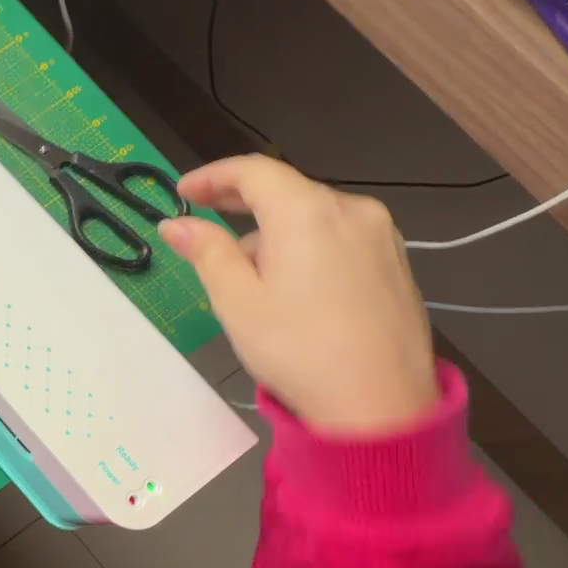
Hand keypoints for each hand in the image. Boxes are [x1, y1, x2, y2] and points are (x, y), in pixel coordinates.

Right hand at [159, 155, 439, 435]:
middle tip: (199, 215)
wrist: (376, 396)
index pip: (256, 171)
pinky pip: (333, 232)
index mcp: (308, 215)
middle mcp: (351, 211)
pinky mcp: (390, 259)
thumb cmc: (294, 345)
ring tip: (237, 264)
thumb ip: (206, 251)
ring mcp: (378, 234)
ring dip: (268, 225)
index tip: (181, 191)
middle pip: (286, 188)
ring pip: (309, 213)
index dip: (213, 175)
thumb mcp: (234, 299)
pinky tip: (280, 276)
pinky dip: (298, 239)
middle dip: (238, 198)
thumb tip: (176, 223)